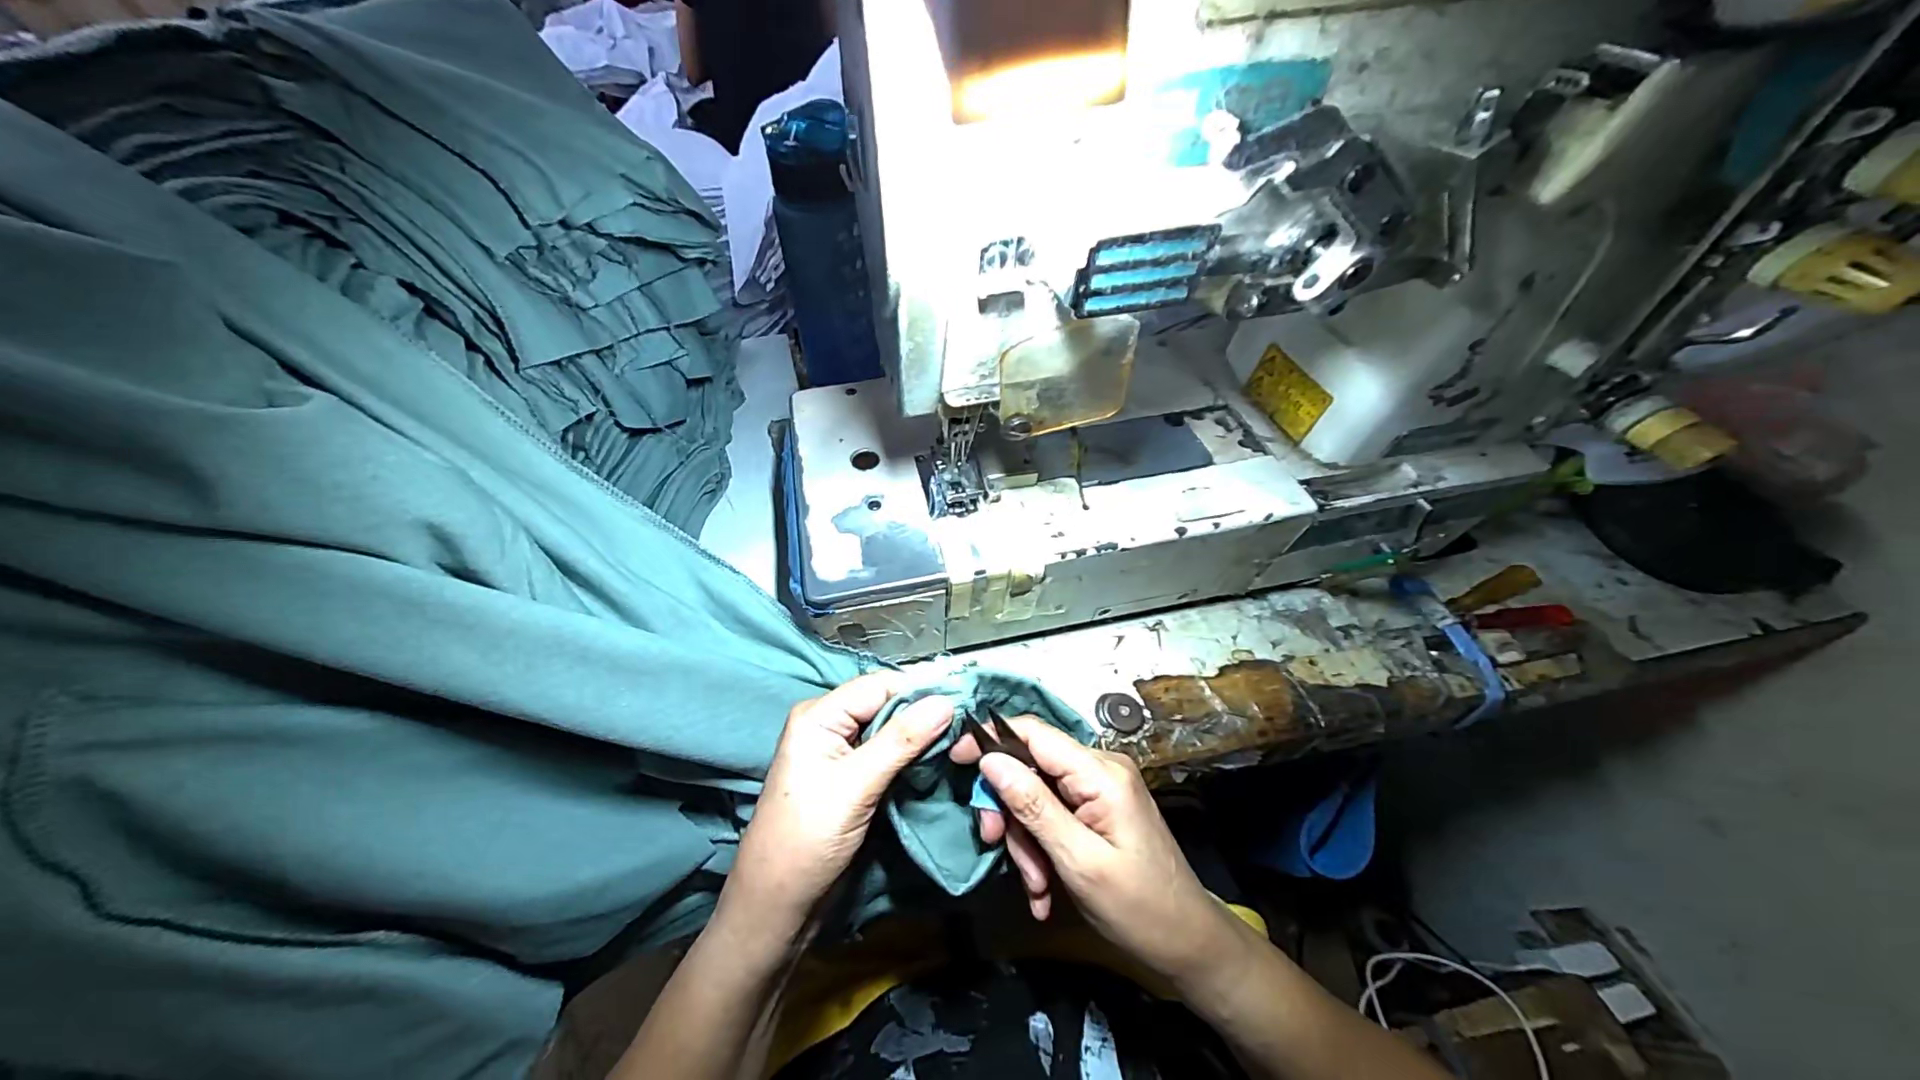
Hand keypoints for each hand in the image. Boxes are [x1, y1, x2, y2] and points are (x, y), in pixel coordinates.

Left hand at [723, 673, 953, 937]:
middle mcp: (829, 725)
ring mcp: (840, 752)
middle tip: (969, 724)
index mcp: (819, 716)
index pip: (880, 686)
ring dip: (922, 735)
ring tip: (962, 740)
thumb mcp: (856, 786)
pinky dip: (912, 755)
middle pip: (887, 704)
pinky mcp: (851, 776)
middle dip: (925, 712)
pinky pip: (887, 753)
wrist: (777, 905)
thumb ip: (902, 740)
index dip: (921, 689)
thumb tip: (946, 702)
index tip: (967, 699)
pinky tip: (938, 759)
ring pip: (891, 729)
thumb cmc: (807, 840)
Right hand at [951, 715, 1243, 987]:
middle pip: (1030, 769)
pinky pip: (1054, 818)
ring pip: (1036, 799)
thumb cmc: (1138, 907)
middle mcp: (1099, 770)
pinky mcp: (1098, 811)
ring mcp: (1099, 791)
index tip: (955, 759)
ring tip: (1038, 888)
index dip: (991, 739)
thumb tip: (991, 760)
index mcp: (1100, 772)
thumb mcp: (1078, 860)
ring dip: (1026, 845)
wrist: (1188, 944)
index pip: (1033, 733)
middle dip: (1011, 813)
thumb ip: (1034, 806)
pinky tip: (1045, 892)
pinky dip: (1042, 851)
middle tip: (996, 846)